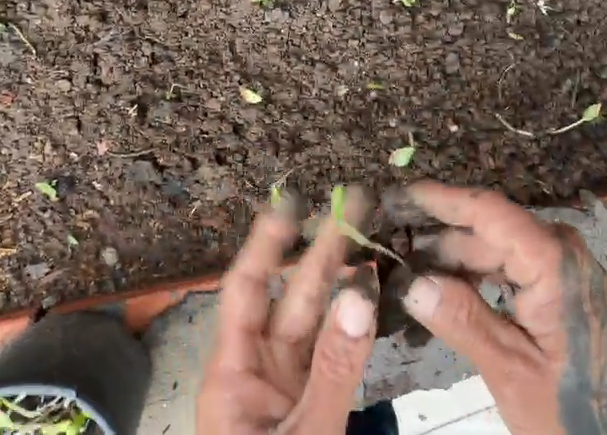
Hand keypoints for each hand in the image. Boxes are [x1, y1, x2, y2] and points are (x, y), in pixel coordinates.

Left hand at [196, 205, 378, 434]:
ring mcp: (287, 387)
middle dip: (324, 248)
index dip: (266, 243)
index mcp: (232, 374)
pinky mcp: (312, 404)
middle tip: (357, 202)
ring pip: (317, 320)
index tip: (290, 202)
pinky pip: (334, 351)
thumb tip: (361, 294)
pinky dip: (354, 322)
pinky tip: (373, 292)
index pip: (246, 291)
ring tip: (371, 235)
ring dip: (343, 279)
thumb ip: (333, 367)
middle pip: (292, 297)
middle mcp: (258, 370)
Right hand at [400, 182, 606, 434]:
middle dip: (437, 234)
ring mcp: (563, 265)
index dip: (440, 198)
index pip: (487, 211)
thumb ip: (463, 322)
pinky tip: (443, 291)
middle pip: (487, 230)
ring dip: (453, 258)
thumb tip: (412, 283)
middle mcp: (559, 249)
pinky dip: (477, 276)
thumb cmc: (576, 406)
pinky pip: (511, 268)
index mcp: (552, 259)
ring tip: (403, 269)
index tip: (398, 192)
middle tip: (385, 244)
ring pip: (496, 249)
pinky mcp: (562, 284)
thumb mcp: (513, 371)